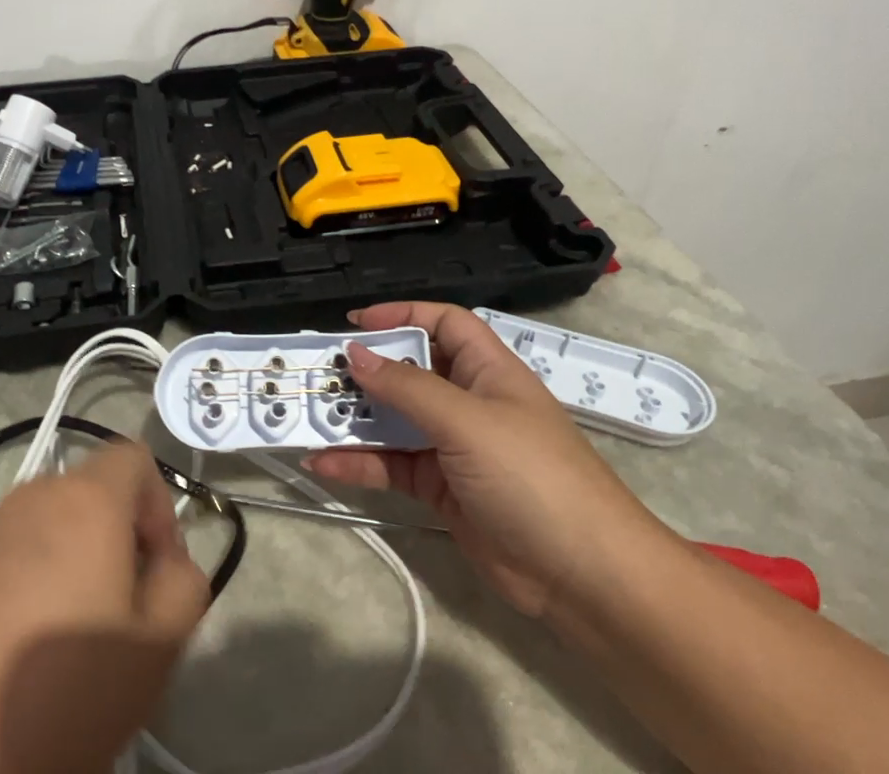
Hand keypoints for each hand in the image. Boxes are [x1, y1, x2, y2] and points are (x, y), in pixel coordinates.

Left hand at [0, 443, 210, 773]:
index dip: (159, 504)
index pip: (133, 457)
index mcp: (81, 503)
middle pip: (83, 492)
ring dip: (62, 559)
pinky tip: (10, 649)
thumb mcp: (159, 646)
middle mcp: (21, 501)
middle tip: (117, 605)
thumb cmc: (66, 695)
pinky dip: (15, 583)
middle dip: (112, 536)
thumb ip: (184, 581)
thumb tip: (165, 561)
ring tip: (61, 633)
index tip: (157, 567)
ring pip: (36, 526)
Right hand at [305, 302, 666, 617]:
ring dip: (354, 420)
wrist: (581, 573)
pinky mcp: (442, 491)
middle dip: (366, 373)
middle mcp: (471, 403)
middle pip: (412, 373)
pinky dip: (360, 464)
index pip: (445, 324)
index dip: (403, 316)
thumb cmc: (532, 477)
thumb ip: (408, 388)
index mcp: (489, 371)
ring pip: (396, 422)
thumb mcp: (468, 422)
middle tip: (317, 377)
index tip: (354, 327)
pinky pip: (393, 467)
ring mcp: (455, 449)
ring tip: (308, 419)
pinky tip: (324, 464)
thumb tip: (356, 353)